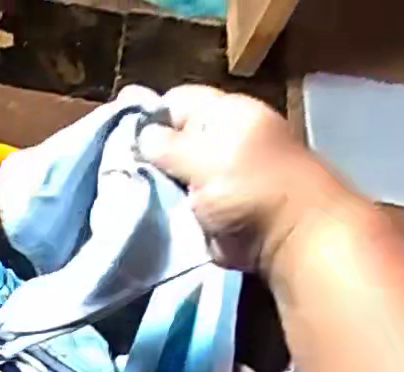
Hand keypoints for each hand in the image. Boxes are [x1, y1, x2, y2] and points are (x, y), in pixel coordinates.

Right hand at [139, 85, 367, 274]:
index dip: (148, 118)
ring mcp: (214, 176)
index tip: (121, 142)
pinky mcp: (211, 209)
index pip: (175, 102)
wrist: (283, 236)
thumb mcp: (205, 159)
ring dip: (154, 186)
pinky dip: (164, 209)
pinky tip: (145, 213)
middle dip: (147, 156)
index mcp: (222, 114)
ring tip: (129, 194)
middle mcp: (218, 140)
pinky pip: (178, 203)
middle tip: (120, 173)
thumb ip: (169, 146)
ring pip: (171, 175)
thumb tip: (141, 136)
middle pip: (170, 140)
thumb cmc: (249, 187)